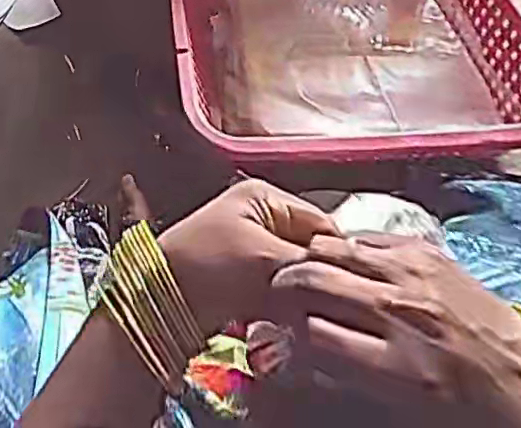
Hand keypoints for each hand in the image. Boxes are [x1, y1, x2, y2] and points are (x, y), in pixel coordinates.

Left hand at [155, 179, 338, 332]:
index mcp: (265, 196)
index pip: (323, 224)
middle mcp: (261, 215)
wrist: (163, 297)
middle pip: (312, 250)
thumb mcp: (265, 259)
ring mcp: (253, 246)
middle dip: (320, 280)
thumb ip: (313, 267)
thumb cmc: (208, 264)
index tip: (356, 291)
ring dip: (305, 298)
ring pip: (300, 275)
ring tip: (306, 317)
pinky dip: (289, 308)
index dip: (340, 257)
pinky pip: (283, 291)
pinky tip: (291, 324)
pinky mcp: (246, 276)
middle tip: (330, 308)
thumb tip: (350, 284)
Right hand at [270, 235, 520, 427]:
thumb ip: (352, 376)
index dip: (288, 333)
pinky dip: (345, 247)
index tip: (281, 334)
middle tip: (278, 294)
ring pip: (330, 246)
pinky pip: (363, 234)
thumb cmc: (475, 411)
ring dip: (310, 258)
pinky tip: (348, 263)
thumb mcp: (412, 412)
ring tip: (307, 271)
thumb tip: (298, 350)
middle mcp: (402, 312)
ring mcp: (413, 272)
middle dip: (284, 286)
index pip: (313, 334)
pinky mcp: (424, 249)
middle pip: (312, 279)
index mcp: (403, 369)